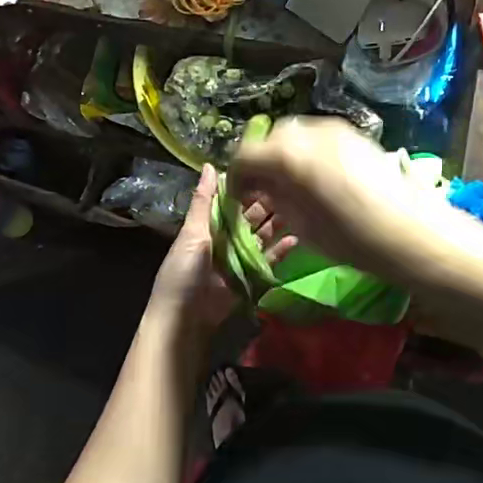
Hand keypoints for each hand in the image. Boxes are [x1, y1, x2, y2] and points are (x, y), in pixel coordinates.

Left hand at [148, 164, 294, 331]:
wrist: (184, 318)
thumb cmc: (183, 272)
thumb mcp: (191, 234)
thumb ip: (202, 201)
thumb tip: (209, 164)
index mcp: (206, 226)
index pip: (230, 202)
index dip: (247, 188)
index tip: (269, 171)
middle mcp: (223, 239)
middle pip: (249, 219)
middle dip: (267, 205)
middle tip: (293, 188)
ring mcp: (236, 259)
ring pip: (260, 238)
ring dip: (277, 225)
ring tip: (300, 210)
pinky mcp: (248, 278)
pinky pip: (266, 261)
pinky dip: (280, 251)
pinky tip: (296, 240)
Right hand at [229, 116, 445, 277]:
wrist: (413, 233)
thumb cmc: (351, 239)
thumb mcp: (300, 224)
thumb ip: (275, 199)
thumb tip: (262, 189)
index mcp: (287, 156)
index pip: (244, 157)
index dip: (236, 179)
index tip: (239, 200)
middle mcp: (307, 133)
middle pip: (268, 141)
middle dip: (260, 164)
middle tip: (263, 192)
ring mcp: (334, 131)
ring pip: (293, 136)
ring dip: (283, 158)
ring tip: (289, 187)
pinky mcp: (355, 136)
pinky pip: (317, 138)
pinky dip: (306, 154)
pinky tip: (314, 179)